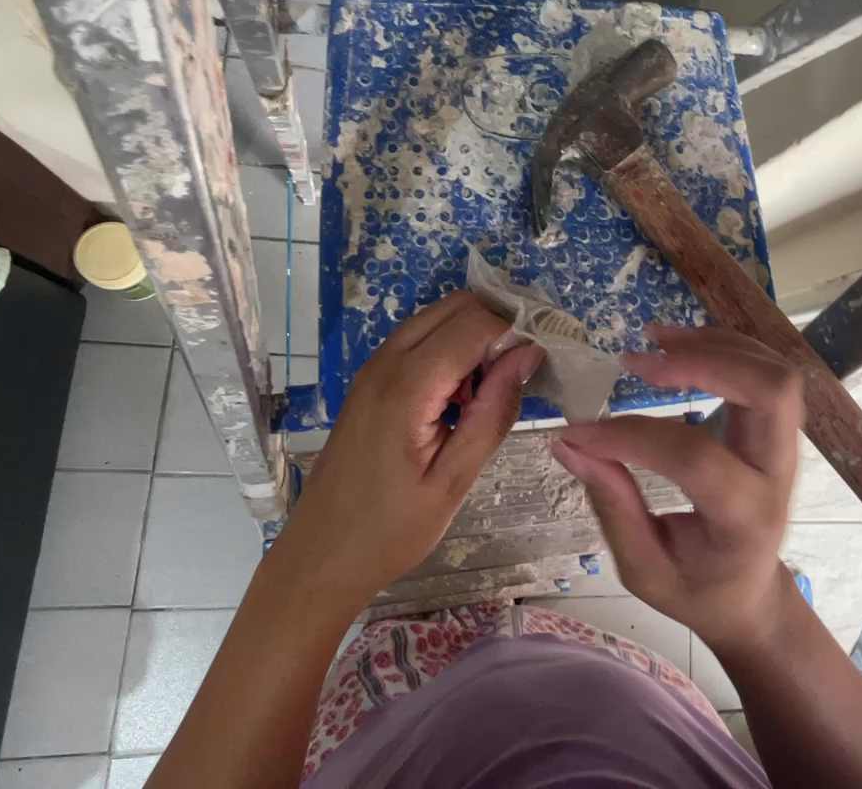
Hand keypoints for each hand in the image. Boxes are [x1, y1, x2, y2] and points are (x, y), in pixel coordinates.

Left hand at [267, 291, 543, 605]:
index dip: (515, 333)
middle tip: (519, 375)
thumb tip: (528, 355)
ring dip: (473, 337)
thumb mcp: (453, 481)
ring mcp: (373, 367)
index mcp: (406, 387)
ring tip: (491, 391)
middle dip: (497, 326)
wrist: (321, 555)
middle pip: (456, 306)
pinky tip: (460, 398)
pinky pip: (420, 339)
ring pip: (437, 317)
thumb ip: (493, 413)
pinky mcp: (371, 379)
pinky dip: (451, 349)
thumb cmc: (390, 530)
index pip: (475, 323)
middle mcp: (386, 362)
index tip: (540, 366)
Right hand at [551, 325, 802, 653]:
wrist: (749, 594)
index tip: (579, 431)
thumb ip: (613, 507)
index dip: (632, 436)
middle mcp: (777, 475)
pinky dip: (721, 346)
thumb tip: (569, 444)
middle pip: (770, 392)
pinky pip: (763, 370)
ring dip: (714, 344)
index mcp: (746, 520)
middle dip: (704, 362)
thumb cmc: (695, 589)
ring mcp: (784, 447)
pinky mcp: (776, 429)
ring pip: (773, 372)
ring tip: (654, 339)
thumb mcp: (643, 569)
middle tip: (639, 362)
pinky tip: (676, 344)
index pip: (696, 459)